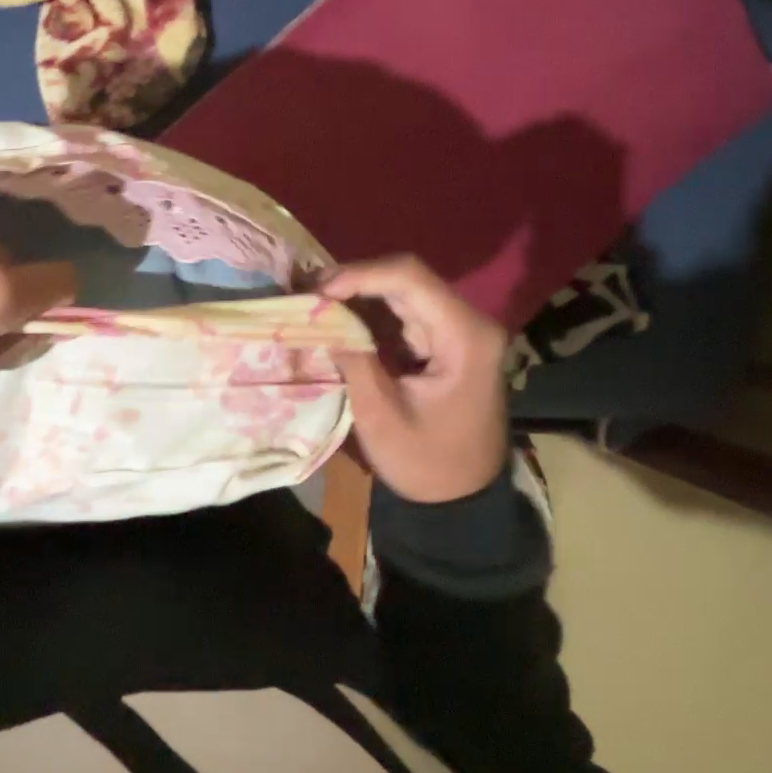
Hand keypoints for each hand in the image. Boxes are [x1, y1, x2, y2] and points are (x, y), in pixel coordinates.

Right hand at [321, 255, 509, 502]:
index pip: (409, 278)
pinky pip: (402, 314)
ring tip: (312, 304)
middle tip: (304, 295)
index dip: (358, 275)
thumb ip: (353, 359)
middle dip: (352, 282)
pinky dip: (366, 314)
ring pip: (401, 292)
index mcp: (464, 336)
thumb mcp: (381, 415)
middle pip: (405, 279)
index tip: (316, 292)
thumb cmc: (425, 462)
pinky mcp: (443, 343)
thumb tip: (318, 319)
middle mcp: (467, 322)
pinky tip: (335, 320)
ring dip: (356, 295)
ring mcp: (457, 331)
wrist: (461, 498)